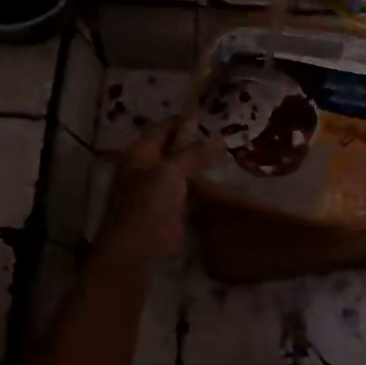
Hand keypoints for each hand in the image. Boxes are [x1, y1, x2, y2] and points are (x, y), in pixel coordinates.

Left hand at [95, 117, 215, 263]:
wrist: (136, 250)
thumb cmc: (147, 205)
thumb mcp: (170, 173)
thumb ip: (193, 154)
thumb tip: (219, 140)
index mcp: (139, 153)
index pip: (163, 128)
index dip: (184, 120)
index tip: (209, 113)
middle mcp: (147, 167)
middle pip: (174, 148)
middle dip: (196, 141)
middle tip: (225, 133)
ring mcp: (158, 189)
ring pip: (183, 170)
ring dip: (202, 164)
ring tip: (229, 153)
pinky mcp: (170, 209)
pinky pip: (189, 190)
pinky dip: (204, 185)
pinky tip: (223, 181)